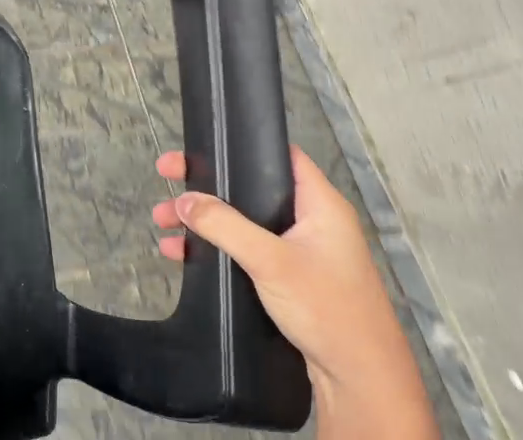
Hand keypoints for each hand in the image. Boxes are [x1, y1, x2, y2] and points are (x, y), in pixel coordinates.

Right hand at [152, 146, 437, 439]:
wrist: (360, 379)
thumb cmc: (327, 308)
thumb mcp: (270, 261)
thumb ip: (224, 225)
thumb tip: (182, 199)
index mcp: (320, 206)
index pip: (281, 155)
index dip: (241, 143)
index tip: (197, 143)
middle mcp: (311, 222)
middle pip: (250, 187)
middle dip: (205, 185)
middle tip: (166, 176)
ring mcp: (300, 251)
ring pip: (240, 220)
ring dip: (202, 219)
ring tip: (163, 222)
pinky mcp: (288, 277)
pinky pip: (241, 248)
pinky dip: (212, 247)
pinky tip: (181, 253)